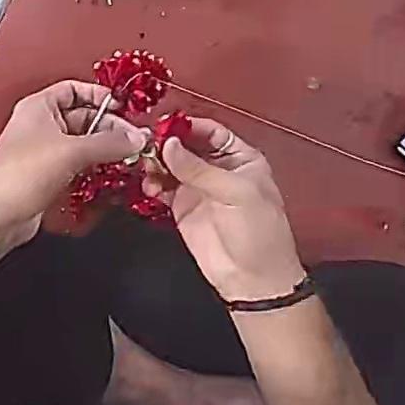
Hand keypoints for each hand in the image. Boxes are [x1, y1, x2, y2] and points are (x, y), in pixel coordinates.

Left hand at [0, 81, 146, 248]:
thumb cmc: (24, 173)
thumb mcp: (71, 151)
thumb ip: (109, 143)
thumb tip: (137, 138)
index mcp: (39, 106)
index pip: (73, 89)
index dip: (98, 95)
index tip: (122, 105)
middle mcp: (41, 124)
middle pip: (83, 115)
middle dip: (109, 125)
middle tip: (134, 137)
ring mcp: (45, 150)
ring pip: (83, 140)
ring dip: (105, 146)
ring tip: (130, 154)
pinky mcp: (49, 173)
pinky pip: (78, 160)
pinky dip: (95, 162)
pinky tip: (113, 168)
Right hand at [159, 120, 306, 303]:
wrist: (253, 279)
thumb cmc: (258, 231)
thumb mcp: (235, 193)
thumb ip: (199, 169)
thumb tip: (167, 145)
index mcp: (240, 158)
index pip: (212, 131)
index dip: (189, 126)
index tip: (164, 125)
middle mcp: (217, 168)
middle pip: (187, 145)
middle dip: (167, 142)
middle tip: (146, 142)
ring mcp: (199, 187)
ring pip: (171, 164)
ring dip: (156, 162)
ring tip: (145, 165)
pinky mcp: (182, 206)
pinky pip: (163, 187)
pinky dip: (153, 183)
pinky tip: (148, 185)